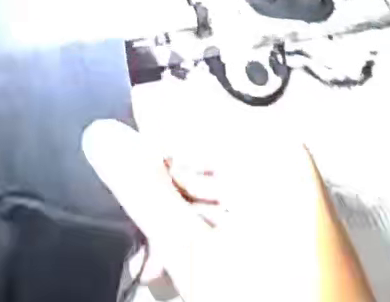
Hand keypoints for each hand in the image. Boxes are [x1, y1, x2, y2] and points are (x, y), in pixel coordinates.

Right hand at [82, 119, 374, 301]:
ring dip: (177, 221)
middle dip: (160, 194)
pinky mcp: (286, 225)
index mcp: (267, 148)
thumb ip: (144, 190)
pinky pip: (230, 211)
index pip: (180, 119)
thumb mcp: (197, 255)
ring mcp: (287, 193)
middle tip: (142, 235)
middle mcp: (281, 159)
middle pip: (194, 155)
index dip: (139, 148)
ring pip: (209, 187)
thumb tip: (102, 138)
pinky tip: (188, 269)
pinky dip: (204, 237)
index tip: (109, 166)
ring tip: (161, 261)